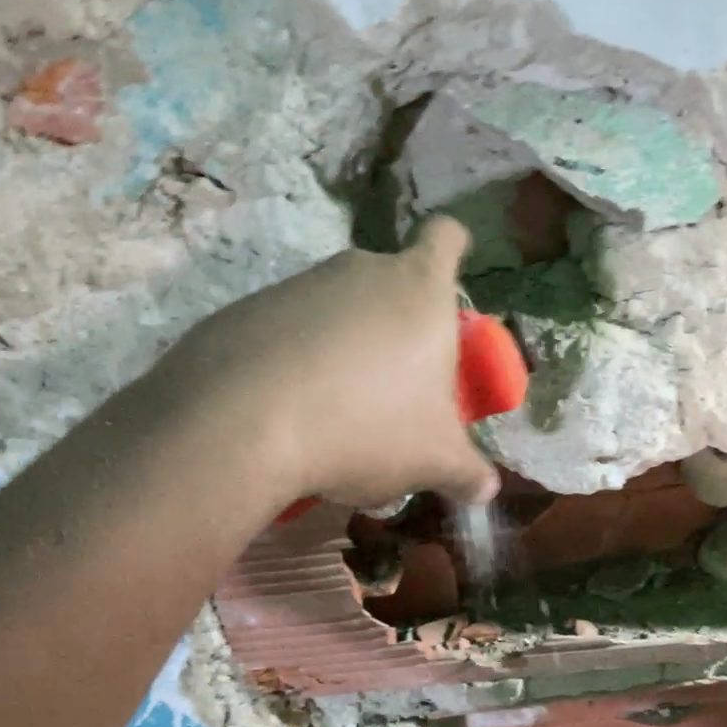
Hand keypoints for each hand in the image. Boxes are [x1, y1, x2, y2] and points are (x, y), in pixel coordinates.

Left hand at [155, 217, 499, 511]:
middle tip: (401, 387)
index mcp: (420, 289)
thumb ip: (468, 473)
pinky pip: (290, 330)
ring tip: (341, 416)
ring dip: (349, 350)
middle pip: (392, 283)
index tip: (450, 282)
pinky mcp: (245, 309)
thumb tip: (486, 489)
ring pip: (339, 310)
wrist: (241, 425)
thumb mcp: (434, 461)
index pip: (447, 237)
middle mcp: (360, 271)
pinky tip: (292, 414)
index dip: (454, 250)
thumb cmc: (368, 427)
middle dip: (401, 327)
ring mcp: (298, 285)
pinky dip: (299, 362)